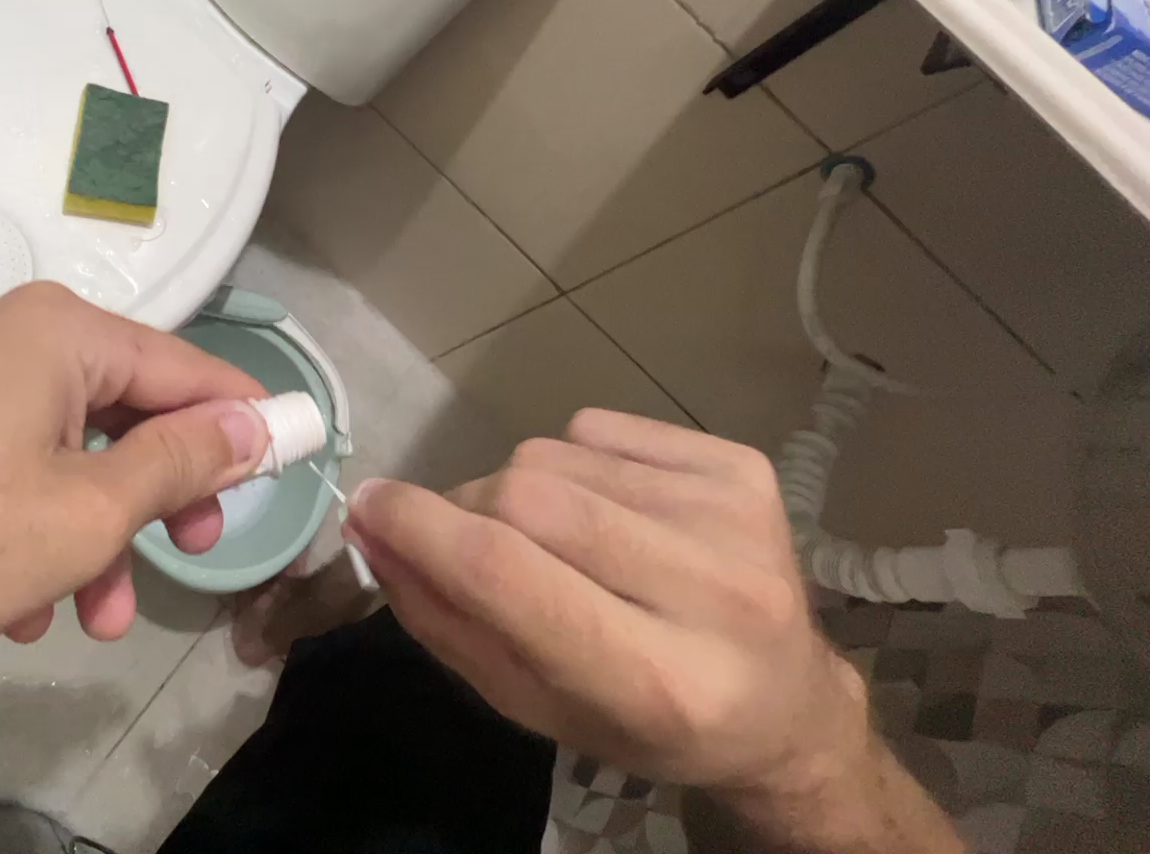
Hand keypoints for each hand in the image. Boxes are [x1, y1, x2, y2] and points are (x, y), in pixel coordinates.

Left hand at [0, 282, 267, 669]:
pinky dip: (26, 519)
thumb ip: (181, 461)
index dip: (241, 419)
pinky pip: (0, 458)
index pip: (185, 369)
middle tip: (184, 552)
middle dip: (156, 493)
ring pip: (58, 446)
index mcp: (62, 333)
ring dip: (87, 526)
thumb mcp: (84, 511)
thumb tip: (258, 426)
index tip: (283, 458)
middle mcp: (10, 332)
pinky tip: (13, 594)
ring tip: (82, 612)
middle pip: (121, 410)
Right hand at [345, 410, 869, 797]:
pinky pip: (594, 427)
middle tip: (467, 540)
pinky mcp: (744, 466)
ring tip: (553, 537)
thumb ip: (439, 617)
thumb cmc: (642, 722)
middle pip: (523, 497)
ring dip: (517, 489)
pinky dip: (569, 461)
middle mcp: (712, 592)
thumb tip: (370, 529)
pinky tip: (605, 509)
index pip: (506, 572)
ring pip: (550, 455)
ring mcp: (734, 517)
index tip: (365, 506)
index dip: (419, 528)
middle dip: (464, 509)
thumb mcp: (527, 702)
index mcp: (657, 681)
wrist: (784, 705)